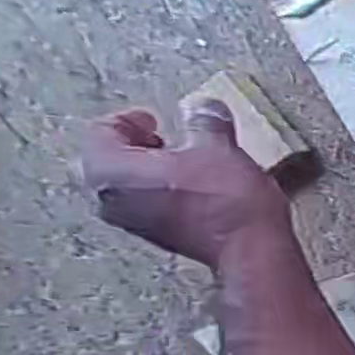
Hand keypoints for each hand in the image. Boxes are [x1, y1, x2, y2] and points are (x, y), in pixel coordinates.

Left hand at [79, 99, 289, 267]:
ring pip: (130, 187)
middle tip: (163, 140)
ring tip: (184, 164)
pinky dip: (166, 194)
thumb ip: (205, 122)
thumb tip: (205, 107)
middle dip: (137, 148)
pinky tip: (196, 189)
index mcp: (109, 170)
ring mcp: (135, 223)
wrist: (252, 247)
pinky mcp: (162, 238)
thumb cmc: (226, 201)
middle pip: (109, 161)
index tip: (154, 119)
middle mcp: (111, 199)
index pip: (102, 130)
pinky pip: (151, 207)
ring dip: (152, 172)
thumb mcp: (219, 148)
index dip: (131, 119)